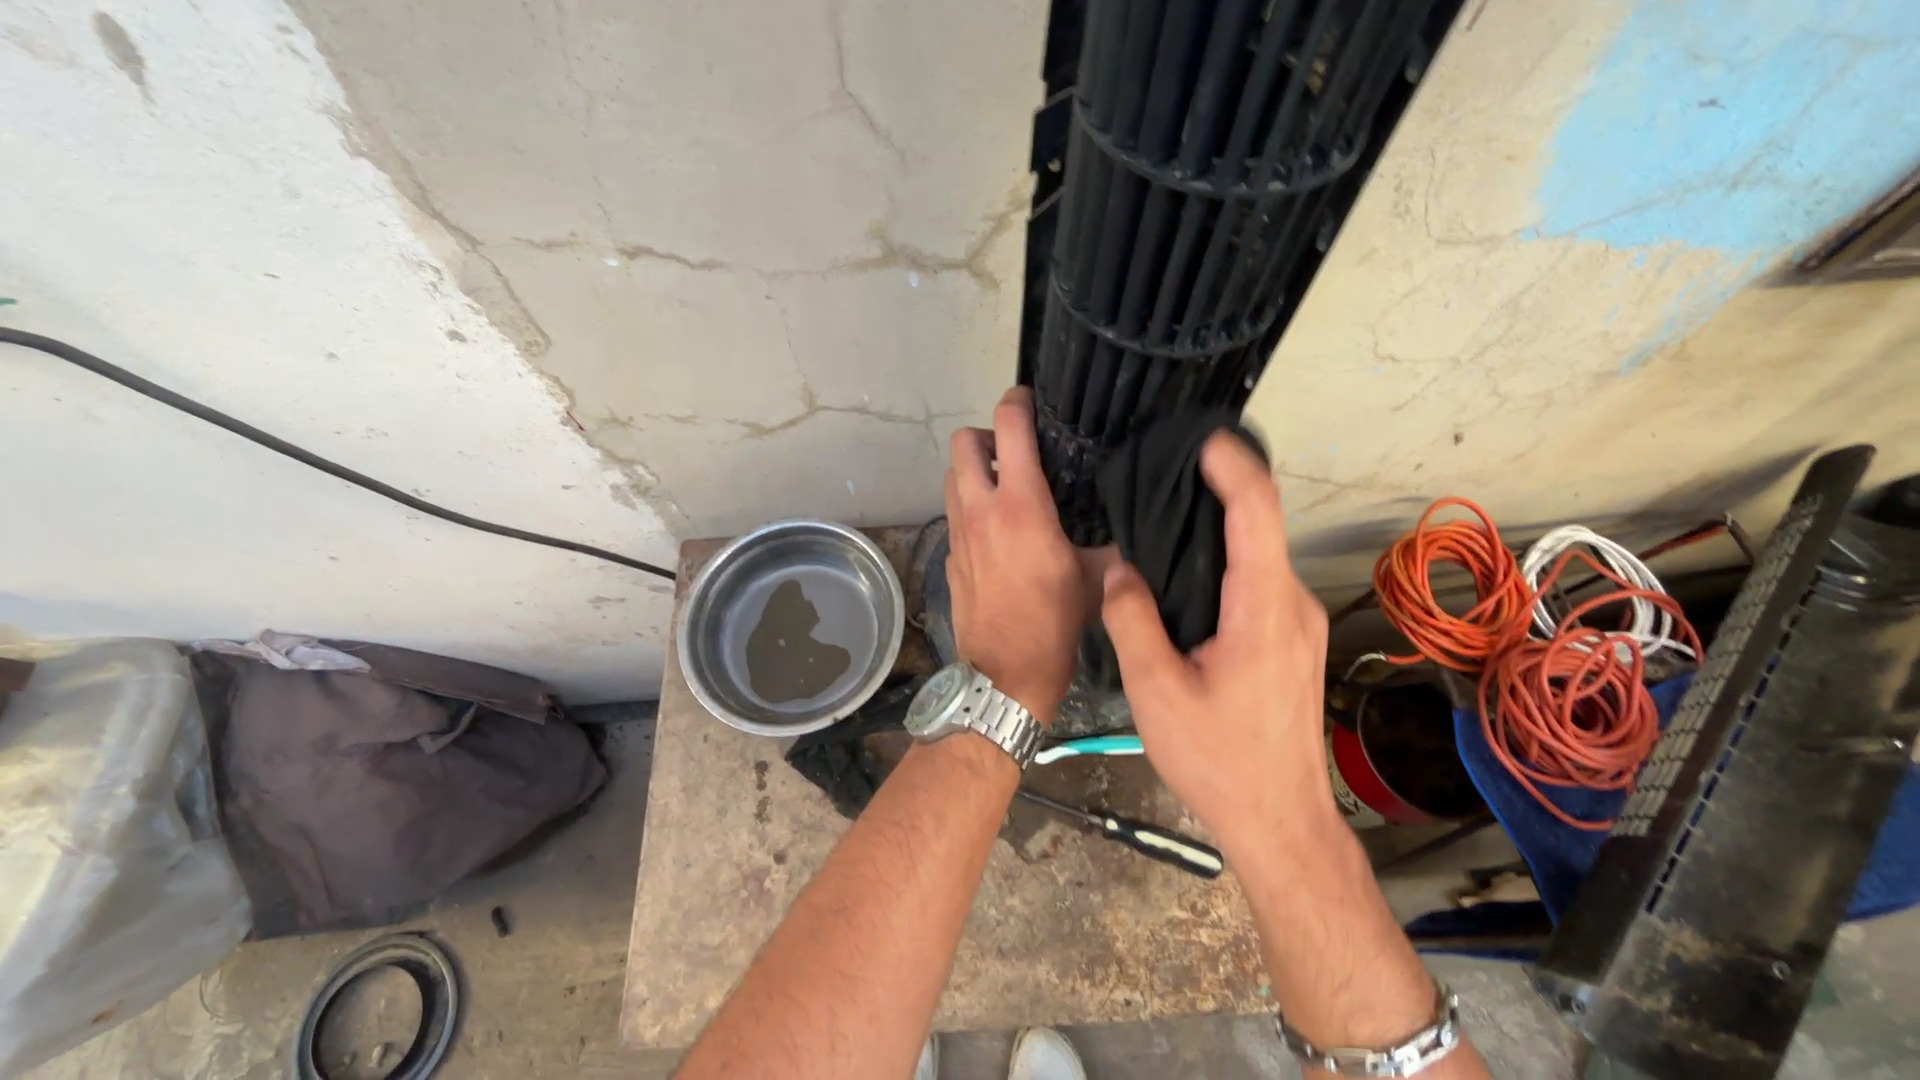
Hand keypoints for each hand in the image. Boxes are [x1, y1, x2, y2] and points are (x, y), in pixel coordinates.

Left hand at [944, 388, 1096, 721]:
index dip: (1018, 401)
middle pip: (964, 442)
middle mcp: (981, 509)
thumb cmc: (1054, 622)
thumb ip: (1112, 542)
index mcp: (1021, 504)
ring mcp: (958, 532)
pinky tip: (997, 530)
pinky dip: (971, 507)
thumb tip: (1133, 523)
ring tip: (1005, 485)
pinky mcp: (949, 556)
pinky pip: (954, 513)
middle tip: (1015, 450)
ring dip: (974, 469)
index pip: (1008, 426)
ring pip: (953, 475)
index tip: (1031, 401)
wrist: (1005, 673)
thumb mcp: (1095, 578)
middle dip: (987, 434)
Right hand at [1100, 432, 1337, 857]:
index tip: (1200, 437)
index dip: (1231, 466)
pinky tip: (1185, 571)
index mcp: (1262, 608)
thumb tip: (1120, 569)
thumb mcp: (1155, 691)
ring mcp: (1297, 623)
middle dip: (1218, 488)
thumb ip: (1132, 620)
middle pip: (1260, 525)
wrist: (1279, 819)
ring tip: (1164, 513)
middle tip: (1162, 470)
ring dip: (1220, 527)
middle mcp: (1290, 604)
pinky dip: (1226, 560)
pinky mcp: (1291, 641)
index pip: (1256, 512)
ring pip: (1260, 554)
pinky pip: (1258, 581)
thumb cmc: (1218, 760)